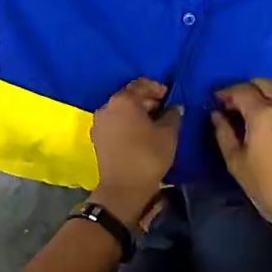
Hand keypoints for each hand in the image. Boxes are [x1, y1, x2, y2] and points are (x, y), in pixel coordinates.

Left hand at [89, 77, 180, 225]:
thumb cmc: (148, 156)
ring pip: (121, 109)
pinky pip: (115, 122)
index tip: (168, 95)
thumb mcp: (168, 133)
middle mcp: (107, 107)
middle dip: (147, 100)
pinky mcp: (97, 137)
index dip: (156, 87)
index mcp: (123, 101)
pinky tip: (140, 132)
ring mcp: (99, 122)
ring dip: (136, 112)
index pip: (140, 84)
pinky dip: (127, 122)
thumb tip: (174, 107)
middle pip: (129, 96)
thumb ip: (172, 114)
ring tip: (154, 122)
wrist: (123, 187)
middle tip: (164, 109)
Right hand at [211, 78, 271, 233]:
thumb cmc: (269, 186)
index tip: (216, 102)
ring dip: (264, 100)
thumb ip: (223, 134)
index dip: (225, 93)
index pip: (241, 90)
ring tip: (253, 120)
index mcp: (263, 113)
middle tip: (233, 106)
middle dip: (246, 89)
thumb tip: (218, 115)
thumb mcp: (236, 163)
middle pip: (264, 83)